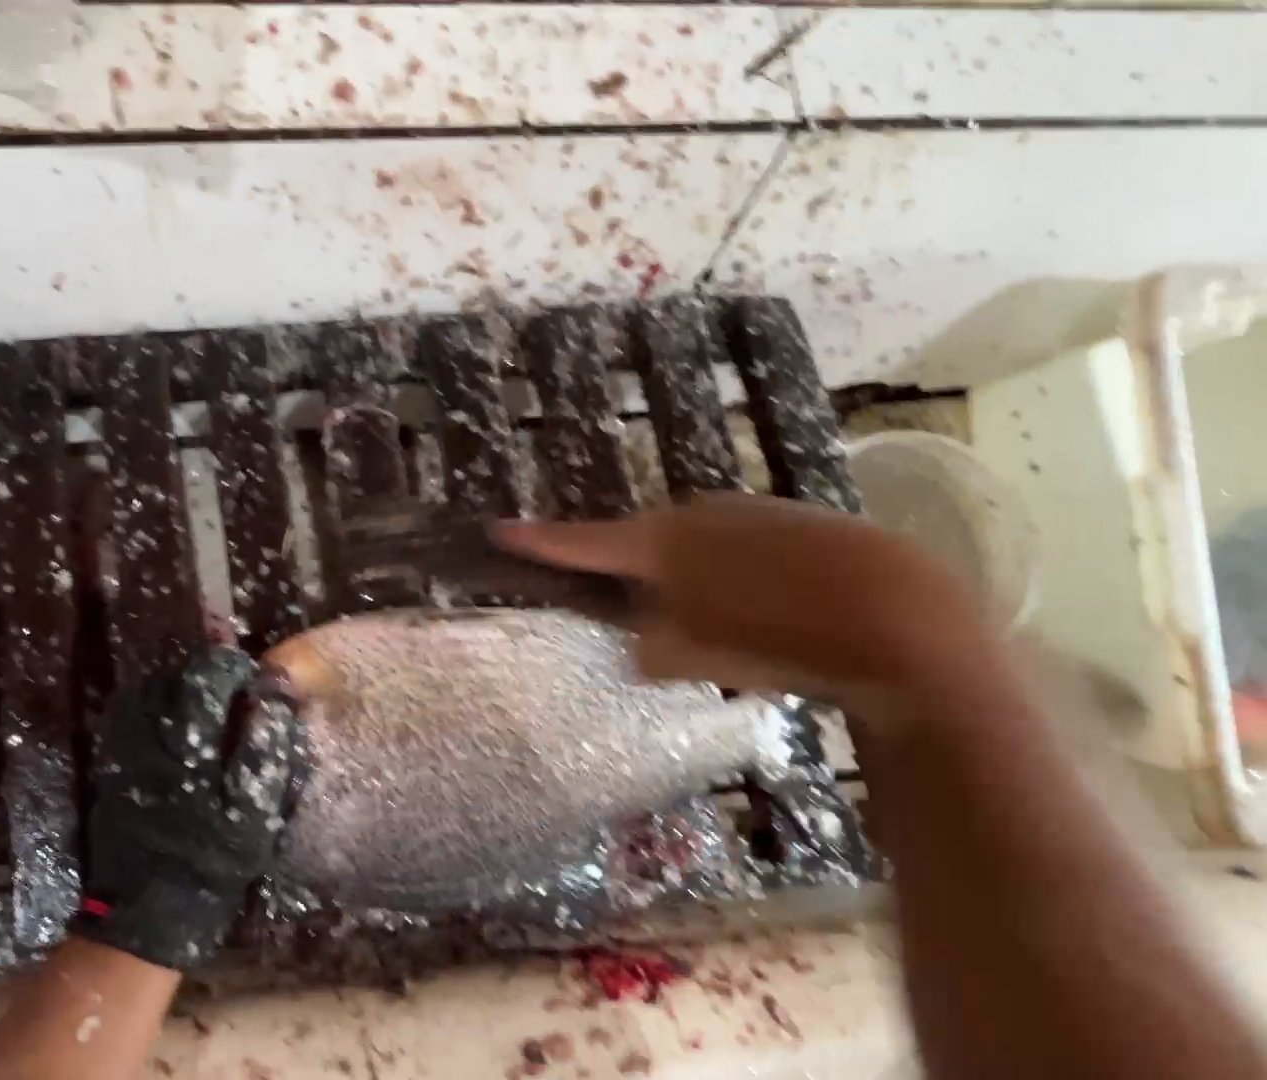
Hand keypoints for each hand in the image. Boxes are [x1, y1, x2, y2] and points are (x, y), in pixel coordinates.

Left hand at [73, 646, 300, 969]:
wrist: (150, 905)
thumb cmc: (213, 857)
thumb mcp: (254, 809)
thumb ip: (264, 747)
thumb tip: (273, 697)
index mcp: (191, 738)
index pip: (208, 671)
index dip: (232, 665)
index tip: (250, 678)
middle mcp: (152, 731)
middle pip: (175, 673)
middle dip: (205, 674)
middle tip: (230, 693)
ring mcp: (126, 744)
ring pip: (149, 689)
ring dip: (178, 688)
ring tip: (202, 709)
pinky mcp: (112, 760)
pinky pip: (129, 713)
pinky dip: (153, 708)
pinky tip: (173, 728)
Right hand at [489, 493, 1003, 714]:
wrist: (904, 621)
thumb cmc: (777, 641)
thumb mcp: (689, 656)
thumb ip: (646, 643)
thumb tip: (640, 637)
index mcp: (661, 542)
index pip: (582, 542)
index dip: (539, 542)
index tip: (501, 530)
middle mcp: (698, 512)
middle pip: (642, 541)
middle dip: (631, 571)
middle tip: (637, 613)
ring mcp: (751, 509)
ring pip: (697, 543)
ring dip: (690, 574)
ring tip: (717, 621)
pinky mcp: (799, 519)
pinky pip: (743, 544)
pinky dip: (738, 572)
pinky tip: (768, 609)